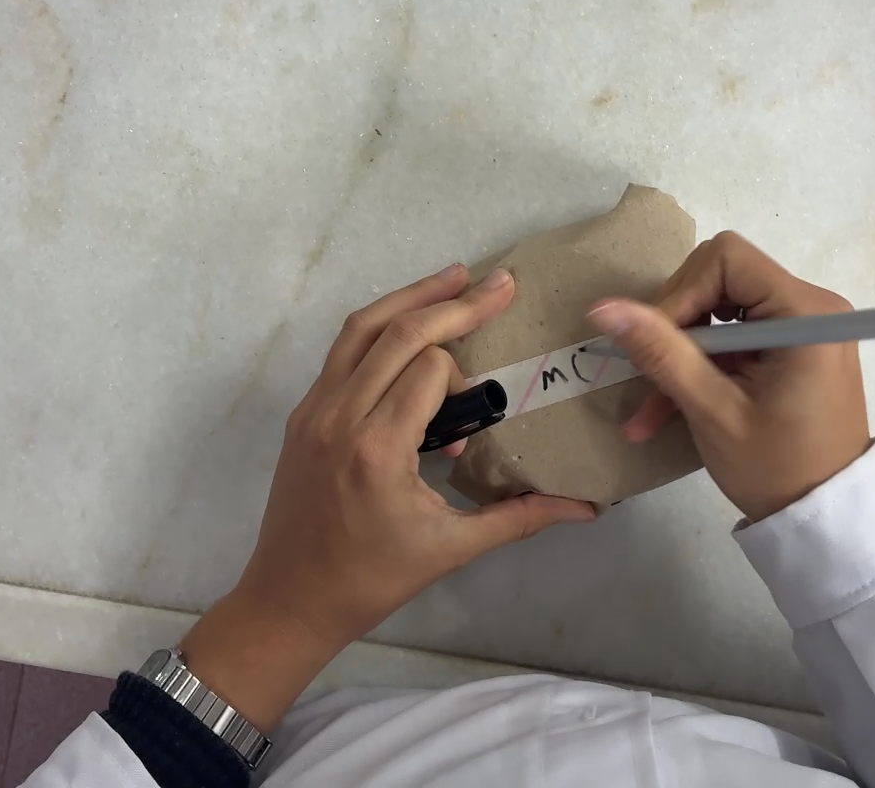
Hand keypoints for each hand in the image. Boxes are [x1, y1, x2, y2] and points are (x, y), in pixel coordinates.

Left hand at [180, 264, 596, 731]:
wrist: (288, 598)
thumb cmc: (370, 579)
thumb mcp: (449, 549)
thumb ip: (519, 517)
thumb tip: (586, 505)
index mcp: (377, 449)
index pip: (429, 370)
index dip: (462, 378)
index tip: (472, 412)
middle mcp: (340, 414)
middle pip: (399, 332)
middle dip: (453, 302)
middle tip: (499, 282)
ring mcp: (314, 407)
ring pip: (362, 327)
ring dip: (410, 296)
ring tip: (454, 276)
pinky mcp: (303, 410)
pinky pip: (343, 350)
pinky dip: (379, 325)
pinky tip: (408, 320)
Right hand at [586, 232, 870, 521]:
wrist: (825, 522)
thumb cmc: (777, 468)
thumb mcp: (710, 409)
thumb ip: (659, 351)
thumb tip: (602, 308)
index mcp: (804, 313)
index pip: (725, 259)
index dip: (681, 292)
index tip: (661, 344)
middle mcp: (808, 307)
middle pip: (715, 279)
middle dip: (674, 324)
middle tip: (654, 373)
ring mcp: (797, 327)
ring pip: (713, 309)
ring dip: (676, 352)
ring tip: (650, 405)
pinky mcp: (785, 348)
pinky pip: (726, 337)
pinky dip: (695, 366)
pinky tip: (663, 411)